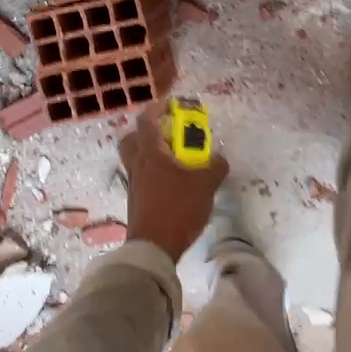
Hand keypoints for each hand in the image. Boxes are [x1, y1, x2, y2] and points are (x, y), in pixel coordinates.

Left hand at [117, 102, 229, 260]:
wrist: (153, 247)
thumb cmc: (177, 209)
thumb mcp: (204, 186)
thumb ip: (214, 167)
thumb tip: (219, 159)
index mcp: (150, 154)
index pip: (146, 121)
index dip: (157, 109)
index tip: (170, 104)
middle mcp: (137, 165)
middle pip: (131, 139)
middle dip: (146, 132)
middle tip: (166, 133)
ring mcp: (134, 184)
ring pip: (136, 159)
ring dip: (151, 154)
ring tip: (174, 160)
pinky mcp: (136, 200)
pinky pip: (142, 177)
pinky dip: (154, 173)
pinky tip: (173, 182)